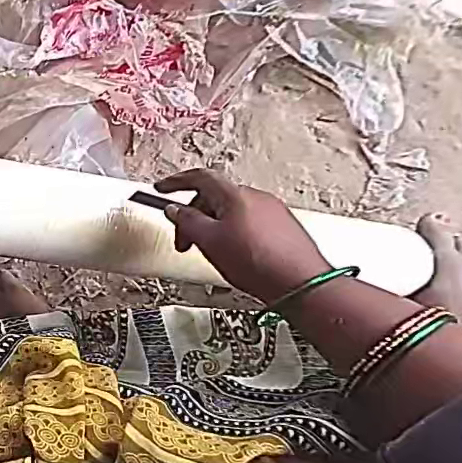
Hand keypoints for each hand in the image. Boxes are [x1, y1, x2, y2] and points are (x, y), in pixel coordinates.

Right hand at [157, 168, 330, 302]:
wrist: (299, 284)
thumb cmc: (257, 262)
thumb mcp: (208, 240)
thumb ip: (186, 221)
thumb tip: (175, 210)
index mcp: (236, 195)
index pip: (200, 178)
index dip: (176, 182)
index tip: (162, 188)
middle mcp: (256, 198)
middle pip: (213, 196)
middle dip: (193, 215)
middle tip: (183, 237)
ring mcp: (272, 211)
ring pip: (230, 210)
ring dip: (212, 225)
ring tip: (208, 248)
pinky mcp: (282, 226)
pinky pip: (247, 220)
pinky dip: (230, 230)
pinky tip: (230, 251)